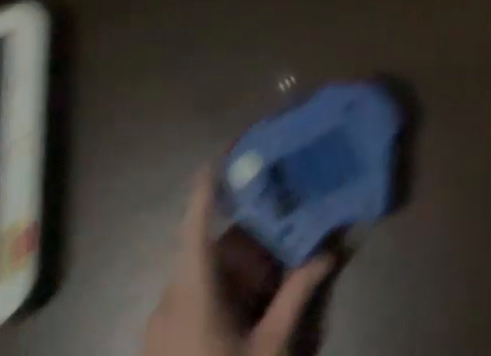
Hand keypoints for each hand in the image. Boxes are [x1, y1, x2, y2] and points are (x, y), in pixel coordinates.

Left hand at [141, 171, 333, 355]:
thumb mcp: (272, 347)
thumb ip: (297, 293)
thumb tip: (330, 251)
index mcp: (191, 294)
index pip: (194, 225)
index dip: (206, 188)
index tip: (221, 153)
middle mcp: (168, 301)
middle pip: (206, 251)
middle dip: (245, 240)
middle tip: (282, 230)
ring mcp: (160, 324)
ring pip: (200, 276)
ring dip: (236, 269)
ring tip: (274, 272)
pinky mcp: (161, 343)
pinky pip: (192, 299)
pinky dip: (222, 292)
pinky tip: (251, 306)